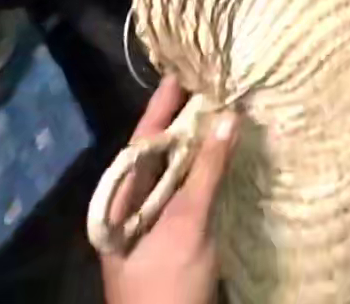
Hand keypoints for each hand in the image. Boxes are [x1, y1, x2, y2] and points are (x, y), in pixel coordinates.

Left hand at [101, 77, 237, 303]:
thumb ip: (207, 169)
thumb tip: (228, 113)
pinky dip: (209, 166)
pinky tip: (228, 149)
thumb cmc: (166, 286)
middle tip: (214, 80)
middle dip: (187, 117)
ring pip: (179, 169)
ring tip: (226, 104)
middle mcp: (135, 207)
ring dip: (201, 140)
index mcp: (120, 203)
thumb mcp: (188, 224)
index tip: (184, 68)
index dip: (163, 105)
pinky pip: (193, 188)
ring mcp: (157, 223)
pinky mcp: (179, 234)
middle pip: (161, 151)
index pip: (142, 140)